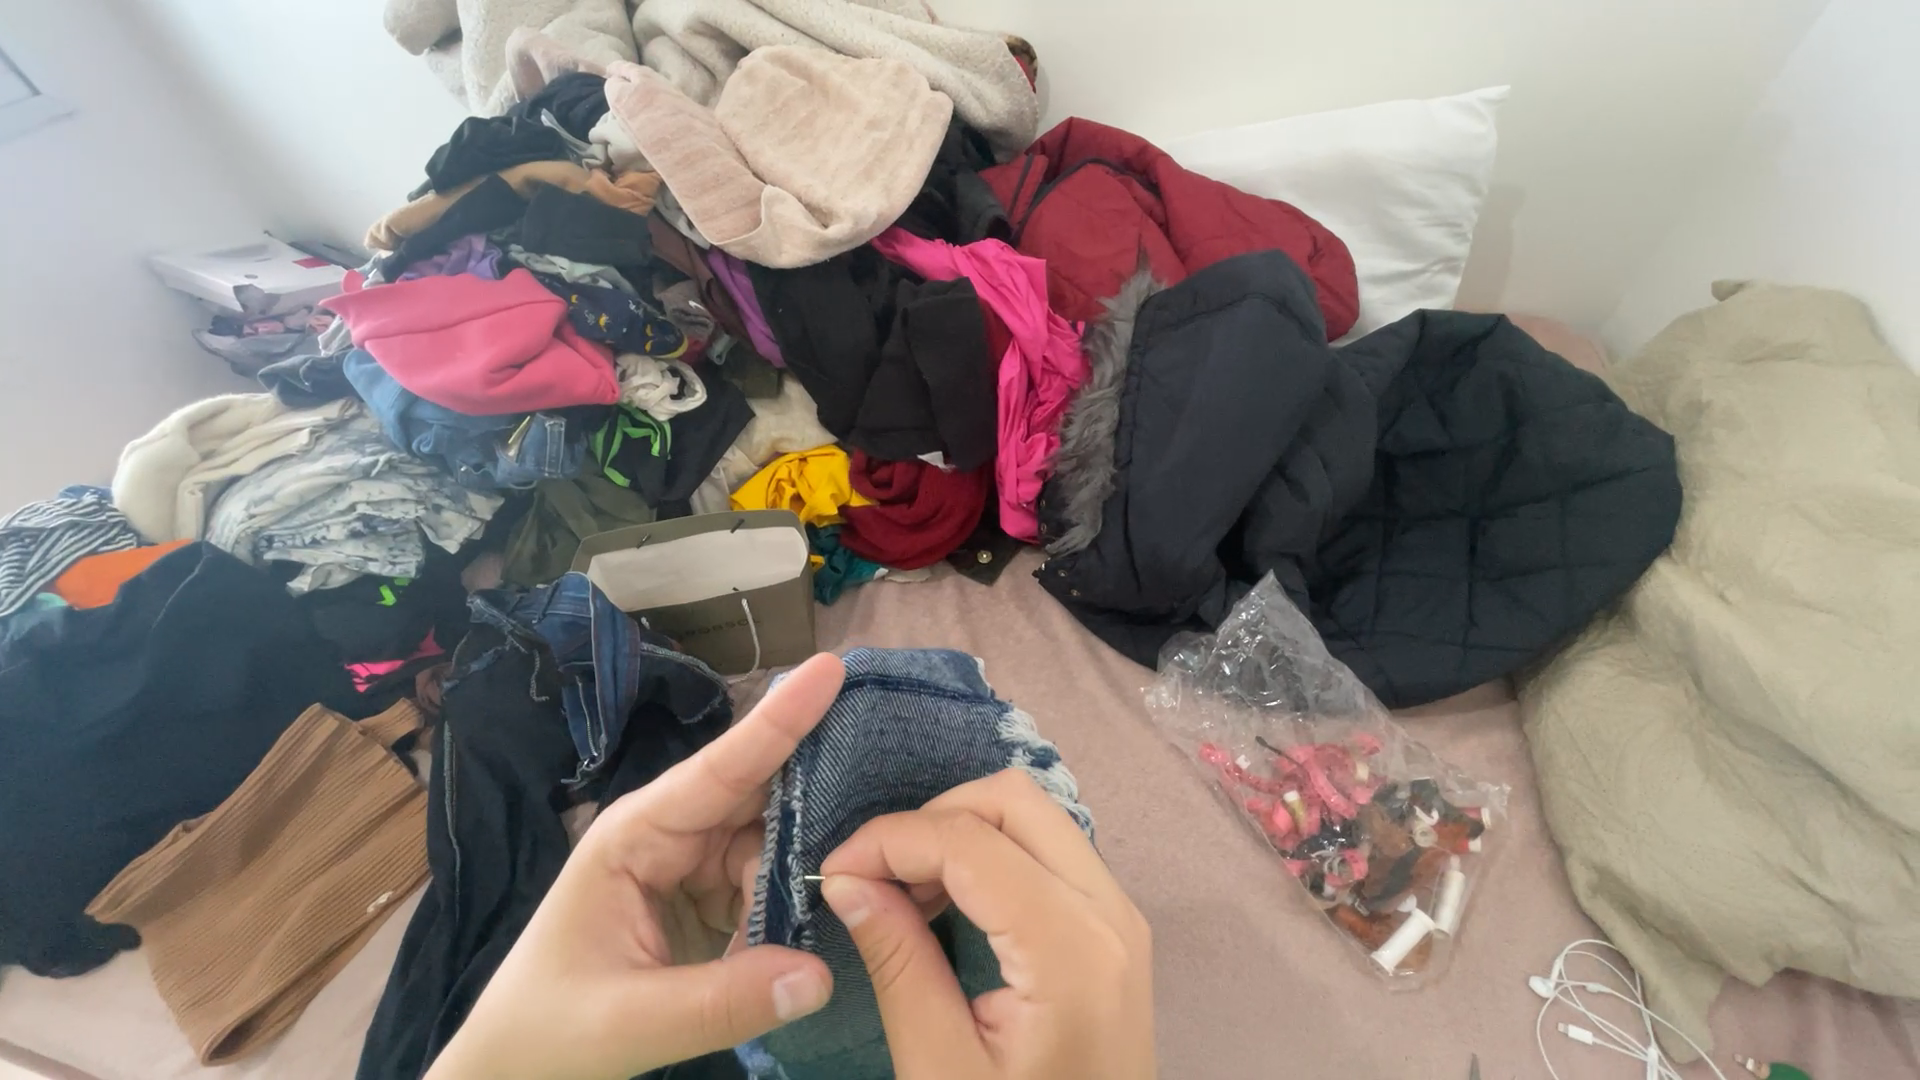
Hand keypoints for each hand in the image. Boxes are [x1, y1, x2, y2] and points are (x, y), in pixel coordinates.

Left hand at [424, 654, 846, 1079]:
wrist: (512, 1072)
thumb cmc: (546, 1034)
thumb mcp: (626, 1024)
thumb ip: (722, 1000)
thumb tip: (819, 975)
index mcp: (637, 834)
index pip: (721, 767)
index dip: (779, 718)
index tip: (829, 668)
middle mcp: (670, 831)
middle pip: (757, 791)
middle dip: (812, 780)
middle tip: (876, 764)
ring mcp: (692, 860)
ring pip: (771, 838)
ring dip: (800, 862)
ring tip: (833, 888)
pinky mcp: (709, 892)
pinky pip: (766, 879)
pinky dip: (788, 897)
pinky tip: (807, 914)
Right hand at [818, 770, 1155, 1078]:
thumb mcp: (941, 1069)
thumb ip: (898, 963)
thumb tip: (846, 880)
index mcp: (1071, 949)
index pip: (971, 841)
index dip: (892, 839)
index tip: (834, 871)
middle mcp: (1109, 907)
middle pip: (1012, 799)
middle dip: (932, 817)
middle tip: (876, 873)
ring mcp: (1118, 909)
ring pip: (1032, 811)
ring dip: (960, 827)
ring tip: (905, 886)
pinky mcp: (1112, 919)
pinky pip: (1047, 843)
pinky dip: (990, 846)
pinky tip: (950, 893)